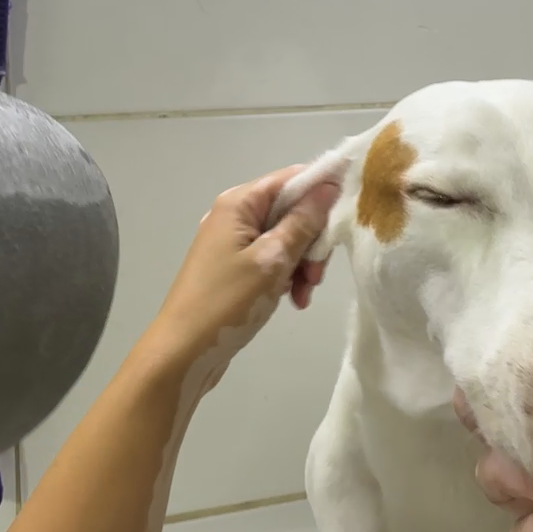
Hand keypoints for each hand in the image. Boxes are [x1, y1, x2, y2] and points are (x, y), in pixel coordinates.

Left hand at [136, 165, 340, 385]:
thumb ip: (303, 221)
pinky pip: (274, 259)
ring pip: (288, 238)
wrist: (182, 353)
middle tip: (317, 273)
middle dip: (313, 239)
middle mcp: (236, 214)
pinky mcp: (237, 267)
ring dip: (303, 263)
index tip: (349, 214)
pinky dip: (288, 276)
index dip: (323, 190)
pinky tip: (294, 300)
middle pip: (292, 210)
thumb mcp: (272, 260)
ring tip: (304, 293)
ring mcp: (235, 242)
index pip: (292, 178)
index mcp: (239, 202)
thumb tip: (329, 185)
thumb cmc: (226, 302)